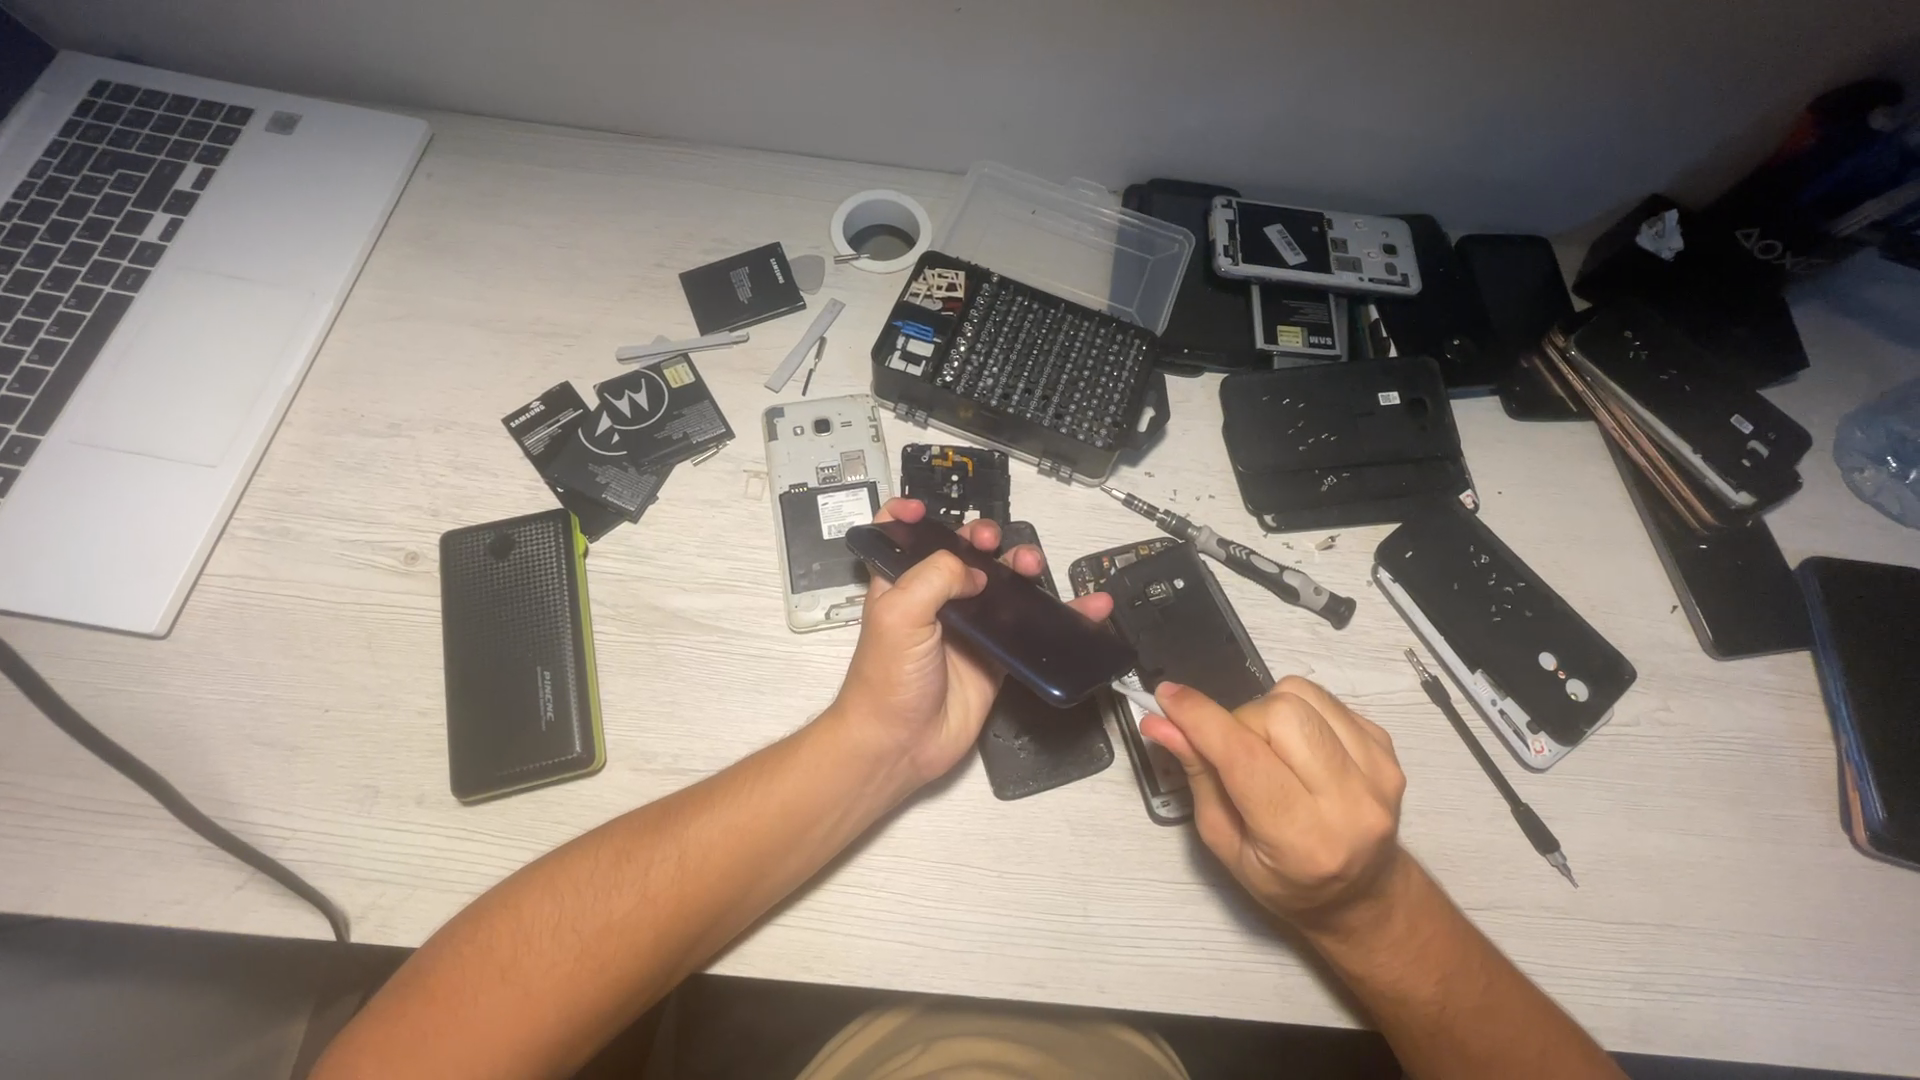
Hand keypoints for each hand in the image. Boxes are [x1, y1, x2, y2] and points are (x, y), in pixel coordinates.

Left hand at [827, 499, 1112, 788]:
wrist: (902, 743)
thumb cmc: (887, 678)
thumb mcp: (899, 613)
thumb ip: (935, 576)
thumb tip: (975, 570)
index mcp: (900, 584)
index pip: (898, 538)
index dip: (907, 518)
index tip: (925, 508)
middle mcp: (934, 601)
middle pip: (962, 555)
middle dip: (980, 538)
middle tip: (992, 543)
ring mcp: (968, 628)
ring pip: (1001, 585)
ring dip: (1020, 567)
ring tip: (1033, 565)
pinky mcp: (995, 657)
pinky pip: (1029, 628)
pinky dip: (1059, 615)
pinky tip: (1085, 606)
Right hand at [1141, 676, 1407, 934]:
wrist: (1363, 895)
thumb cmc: (1283, 878)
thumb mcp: (1224, 840)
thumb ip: (1197, 775)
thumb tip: (1160, 723)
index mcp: (1302, 840)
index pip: (1244, 759)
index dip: (1201, 719)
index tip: (1167, 696)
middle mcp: (1349, 804)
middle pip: (1279, 714)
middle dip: (1239, 720)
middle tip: (1233, 749)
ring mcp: (1377, 773)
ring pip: (1301, 697)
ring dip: (1267, 711)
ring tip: (1267, 747)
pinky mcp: (1388, 750)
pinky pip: (1325, 698)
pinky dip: (1297, 710)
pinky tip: (1297, 746)